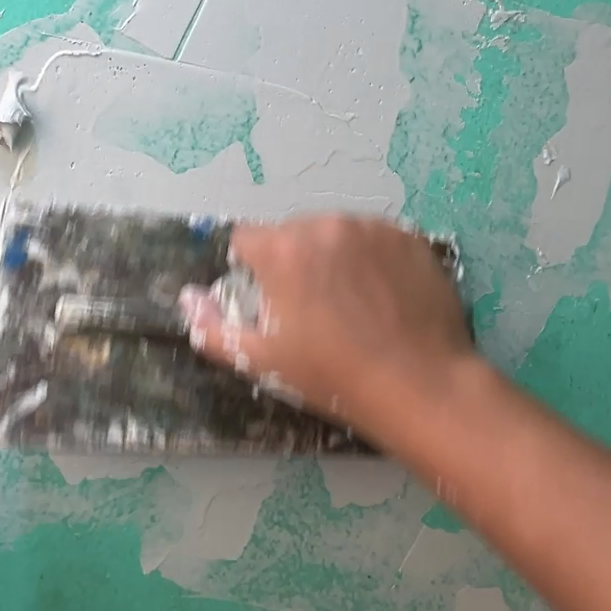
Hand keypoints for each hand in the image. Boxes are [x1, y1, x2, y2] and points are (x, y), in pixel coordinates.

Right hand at [181, 215, 477, 439]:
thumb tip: (188, 298)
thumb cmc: (333, 376)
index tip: (271, 299)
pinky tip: (384, 297)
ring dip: (334, 257)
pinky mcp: (410, 238)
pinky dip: (373, 260)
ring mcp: (372, 228)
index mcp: (282, 249)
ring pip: (335, 233)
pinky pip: (376, 239)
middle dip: (294, 261)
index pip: (246, 238)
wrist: (422, 386)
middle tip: (314, 308)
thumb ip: (213, 327)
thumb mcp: (262, 361)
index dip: (251, 268)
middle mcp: (324, 225)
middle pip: (292, 233)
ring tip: (354, 303)